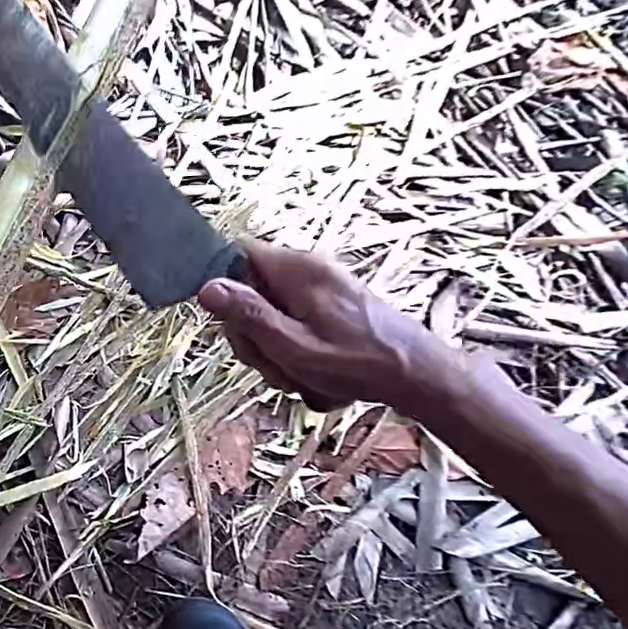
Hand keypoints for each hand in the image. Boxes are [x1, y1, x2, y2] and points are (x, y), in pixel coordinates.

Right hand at [198, 241, 453, 413]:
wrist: (420, 376)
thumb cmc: (358, 363)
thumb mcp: (292, 345)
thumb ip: (248, 315)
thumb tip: (206, 287)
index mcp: (296, 270)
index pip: (234, 252)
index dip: (220, 284)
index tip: (228, 320)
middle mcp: (305, 268)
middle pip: (245, 288)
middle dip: (247, 330)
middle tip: (269, 361)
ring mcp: (316, 284)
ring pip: (263, 309)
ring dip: (266, 344)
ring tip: (292, 370)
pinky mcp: (325, 301)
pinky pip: (285, 316)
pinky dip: (286, 343)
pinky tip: (304, 366)